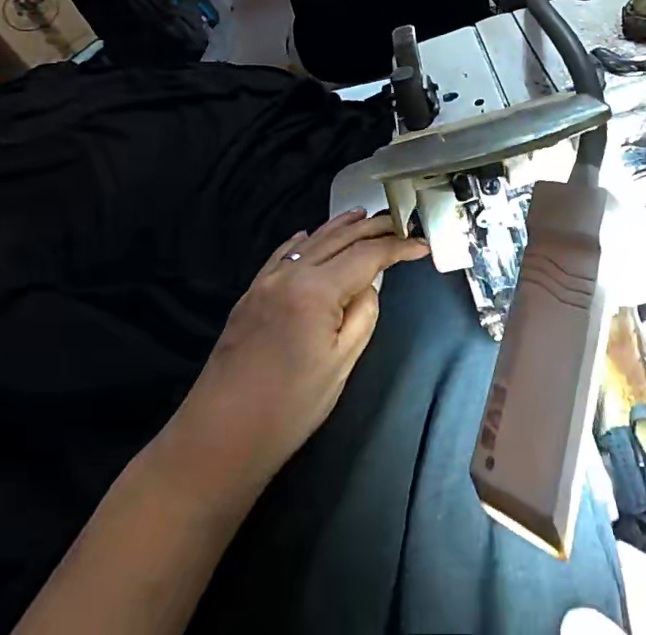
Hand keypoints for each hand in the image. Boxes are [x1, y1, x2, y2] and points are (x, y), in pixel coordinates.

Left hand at [156, 210, 429, 494]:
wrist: (223, 430)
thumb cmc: (290, 405)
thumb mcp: (341, 364)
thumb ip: (361, 316)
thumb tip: (366, 286)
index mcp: (315, 289)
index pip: (365, 256)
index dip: (396, 248)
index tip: (421, 245)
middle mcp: (289, 274)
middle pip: (336, 240)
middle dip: (370, 229)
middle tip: (398, 222)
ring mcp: (266, 282)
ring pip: (308, 242)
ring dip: (337, 227)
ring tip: (360, 216)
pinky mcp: (251, 295)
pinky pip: (280, 255)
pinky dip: (300, 242)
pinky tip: (306, 235)